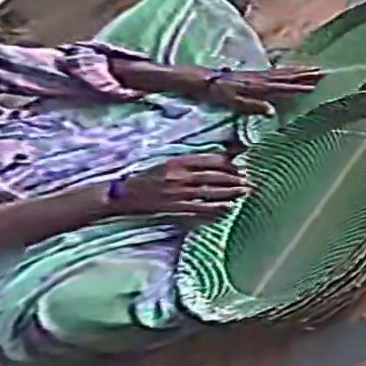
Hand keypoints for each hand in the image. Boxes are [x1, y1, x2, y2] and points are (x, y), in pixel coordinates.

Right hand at [108, 154, 249, 216]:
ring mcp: (176, 193)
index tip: (241, 167)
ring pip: (211, 192)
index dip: (230, 164)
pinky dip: (216, 208)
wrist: (116, 195)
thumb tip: (226, 157)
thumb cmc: (146, 177)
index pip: (211, 161)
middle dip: (236, 179)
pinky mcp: (173, 207)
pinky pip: (200, 208)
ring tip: (245, 192)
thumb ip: (194, 161)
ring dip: (232, 192)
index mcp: (176, 163)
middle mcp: (177, 176)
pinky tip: (229, 207)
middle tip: (249, 181)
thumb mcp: (167, 163)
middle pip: (215, 177)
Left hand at [200, 65, 323, 115]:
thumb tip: (273, 111)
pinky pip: (278, 71)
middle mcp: (262, 79)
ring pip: (285, 72)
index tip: (315, 87)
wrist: (201, 80)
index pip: (283, 87)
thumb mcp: (232, 102)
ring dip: (302, 70)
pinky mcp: (257, 74)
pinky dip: (290, 69)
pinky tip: (295, 69)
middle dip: (306, 74)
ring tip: (316, 68)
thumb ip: (253, 106)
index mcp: (259, 87)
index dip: (299, 87)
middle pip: (288, 76)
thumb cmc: (217, 93)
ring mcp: (260, 75)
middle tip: (324, 72)